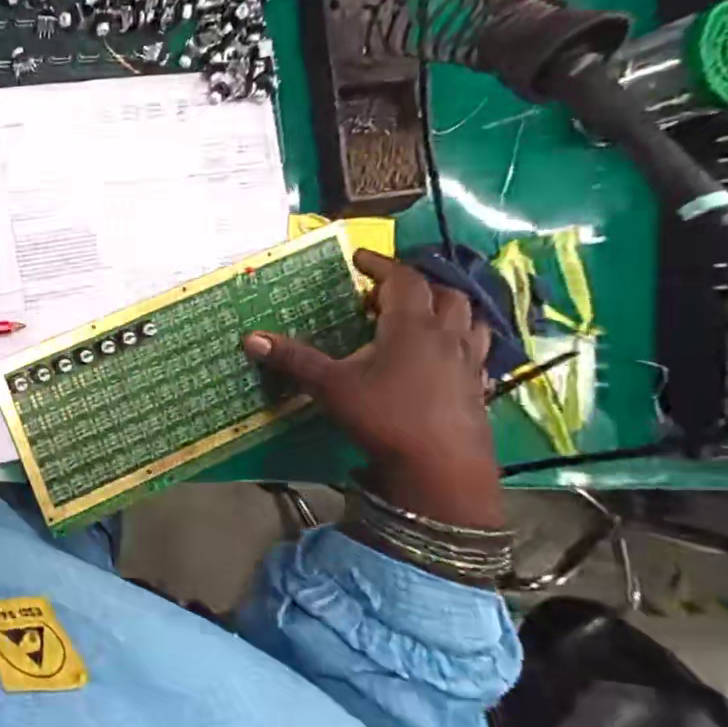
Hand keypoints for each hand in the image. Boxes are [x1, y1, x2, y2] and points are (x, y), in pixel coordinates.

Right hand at [242, 249, 502, 528]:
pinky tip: (442, 357)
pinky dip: (459, 342)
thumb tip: (250, 338)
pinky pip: (475, 352)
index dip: (381, 264)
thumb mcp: (330, 386)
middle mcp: (446, 338)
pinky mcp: (477, 389)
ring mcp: (467, 364)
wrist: (440, 469)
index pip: (403, 281)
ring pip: (469, 320)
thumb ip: (294, 358)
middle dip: (415, 285)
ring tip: (421, 315)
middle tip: (384, 291)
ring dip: (446, 309)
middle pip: (444, 295)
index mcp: (411, 328)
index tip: (360, 257)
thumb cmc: (384, 418)